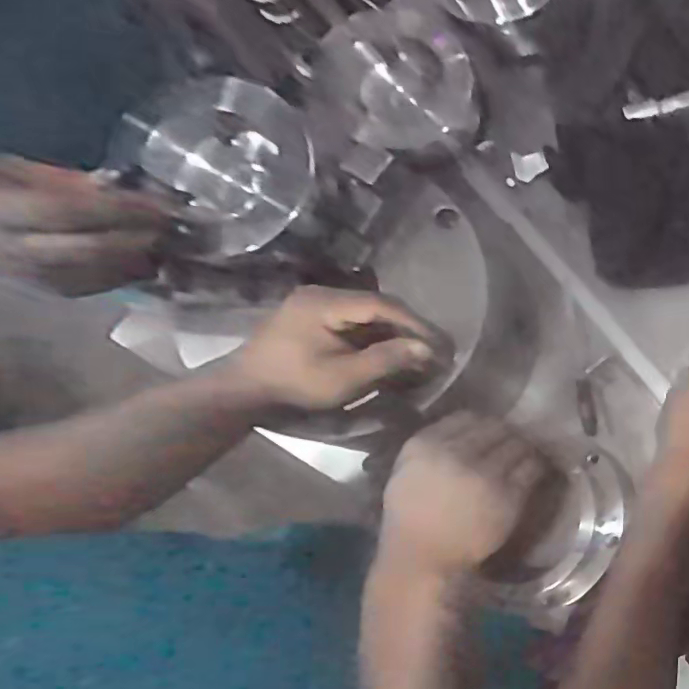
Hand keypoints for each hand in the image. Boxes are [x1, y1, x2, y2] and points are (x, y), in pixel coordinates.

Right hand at [0, 152, 174, 293]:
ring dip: (156, 255)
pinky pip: (116, 282)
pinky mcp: (65, 292)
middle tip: (185, 223)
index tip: (166, 204)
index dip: (125, 210)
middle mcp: (23, 251)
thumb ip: (66, 181)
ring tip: (184, 238)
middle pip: (100, 249)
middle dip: (148, 236)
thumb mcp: (1, 166)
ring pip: (115, 271)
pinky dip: (145, 268)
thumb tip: (126, 186)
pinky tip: (165, 253)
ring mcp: (46, 277)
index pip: (73, 214)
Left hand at [223, 286, 446, 411]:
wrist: (245, 392)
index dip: (417, 324)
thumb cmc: (295, 384)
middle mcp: (322, 296)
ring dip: (400, 335)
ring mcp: (319, 306)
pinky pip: (360, 324)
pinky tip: (399, 354)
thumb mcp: (346, 376)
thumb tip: (428, 349)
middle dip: (412, 329)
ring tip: (424, 355)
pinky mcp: (319, 320)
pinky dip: (383, 339)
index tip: (442, 344)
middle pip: (380, 307)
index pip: (383, 305)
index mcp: (323, 303)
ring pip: (372, 315)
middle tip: (440, 350)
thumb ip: (388, 359)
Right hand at [380, 413, 549, 576]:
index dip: (483, 423)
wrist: (424, 557)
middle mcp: (456, 454)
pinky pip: (531, 469)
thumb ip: (430, 445)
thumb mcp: (406, 472)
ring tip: (527, 453)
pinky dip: (535, 465)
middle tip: (514, 441)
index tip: (490, 431)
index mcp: (425, 445)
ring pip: (517, 445)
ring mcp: (486, 473)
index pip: (466, 417)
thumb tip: (464, 426)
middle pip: (496, 428)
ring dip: (525, 447)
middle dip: (507, 433)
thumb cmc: (411, 518)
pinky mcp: (509, 494)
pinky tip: (535, 468)